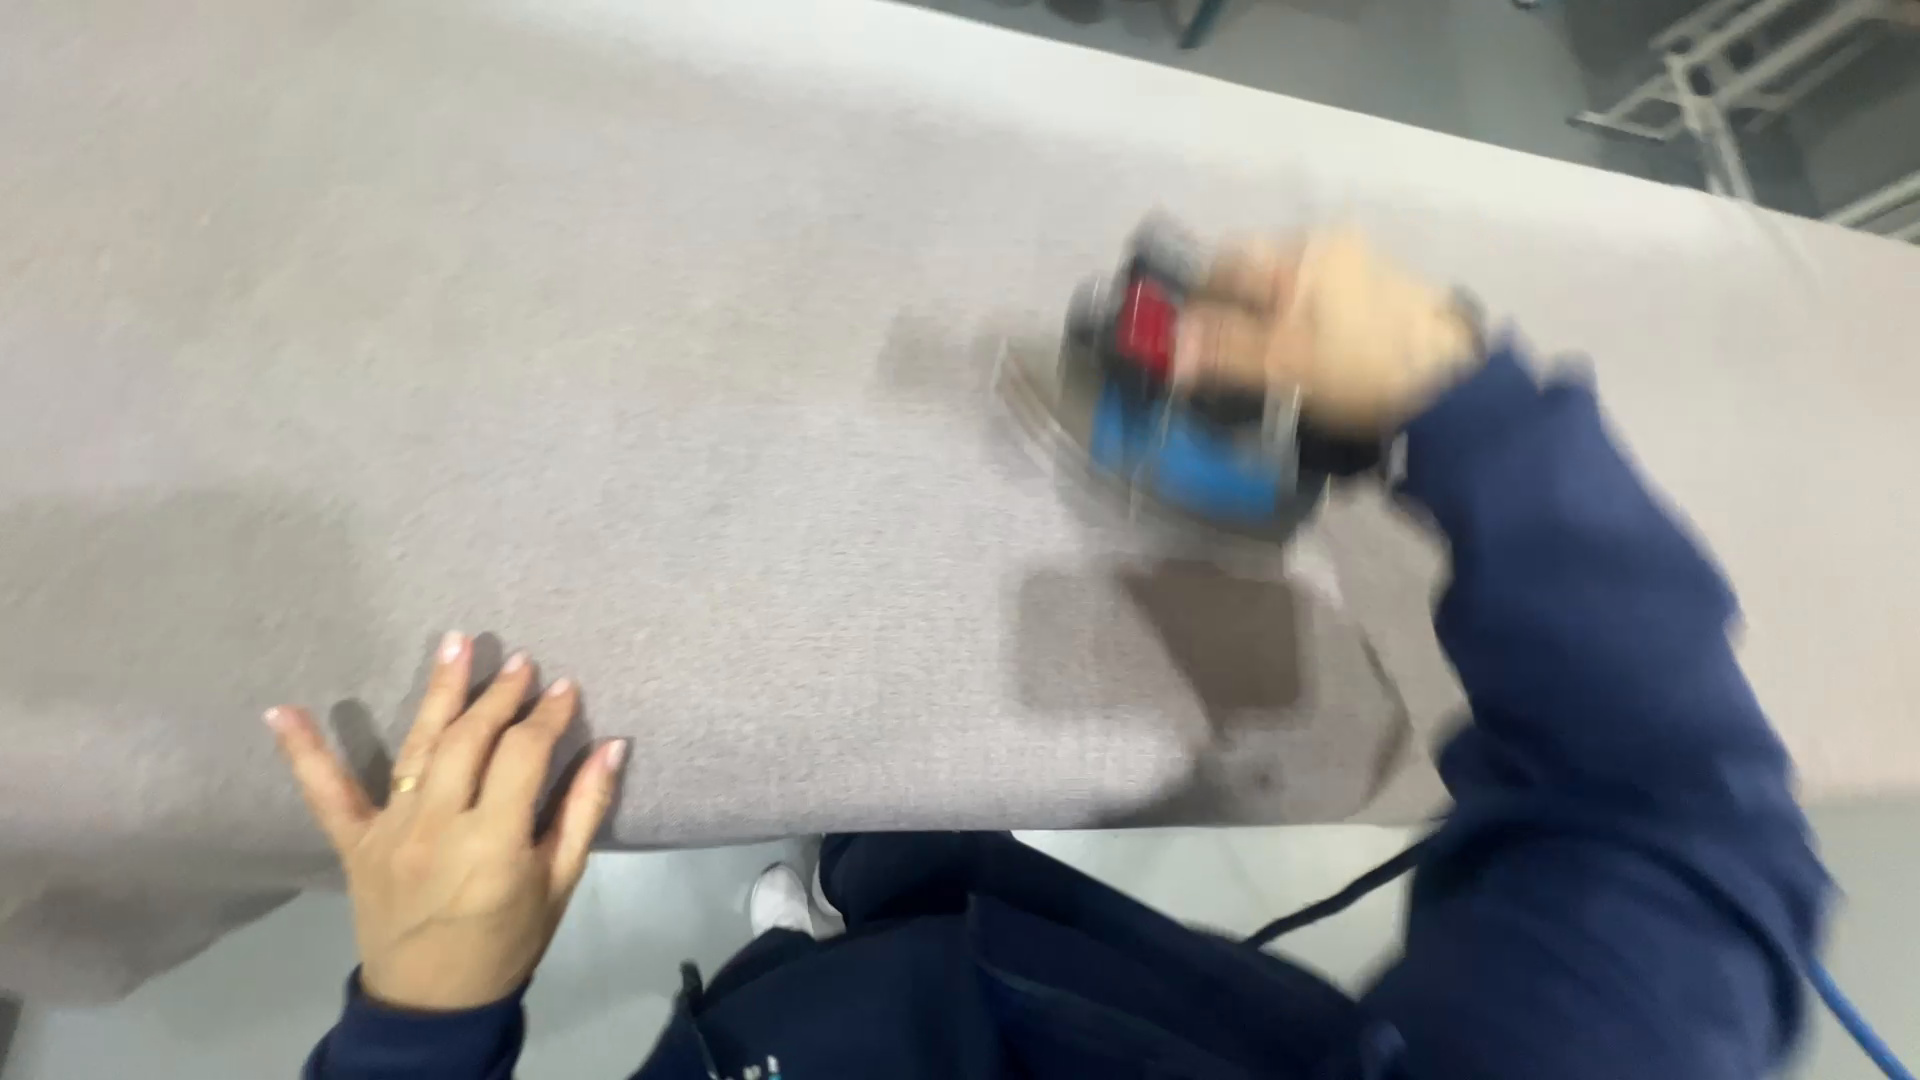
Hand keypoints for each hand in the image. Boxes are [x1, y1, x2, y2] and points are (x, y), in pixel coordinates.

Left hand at [265, 632, 628, 1011]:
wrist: (431, 1002)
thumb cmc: (510, 937)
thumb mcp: (562, 877)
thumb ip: (585, 808)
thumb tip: (612, 745)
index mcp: (494, 840)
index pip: (523, 754)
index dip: (549, 715)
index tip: (567, 687)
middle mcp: (438, 826)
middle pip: (470, 740)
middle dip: (501, 694)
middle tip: (523, 662)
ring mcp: (390, 832)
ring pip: (416, 748)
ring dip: (438, 691)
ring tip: (456, 642)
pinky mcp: (354, 844)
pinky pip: (326, 795)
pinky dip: (303, 752)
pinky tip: (282, 711)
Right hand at [1173, 229, 1482, 433]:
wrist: (1457, 385)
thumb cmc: (1362, 368)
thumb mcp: (1284, 363)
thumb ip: (1222, 349)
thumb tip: (1170, 347)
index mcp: (1302, 252)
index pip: (1224, 260)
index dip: (1195, 296)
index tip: (1181, 336)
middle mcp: (1328, 244)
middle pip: (1254, 272)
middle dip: (1229, 311)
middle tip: (1218, 359)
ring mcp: (1357, 262)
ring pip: (1283, 286)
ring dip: (1261, 318)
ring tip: (1260, 362)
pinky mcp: (1376, 286)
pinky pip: (1313, 295)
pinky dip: (1294, 320)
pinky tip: (1302, 355)